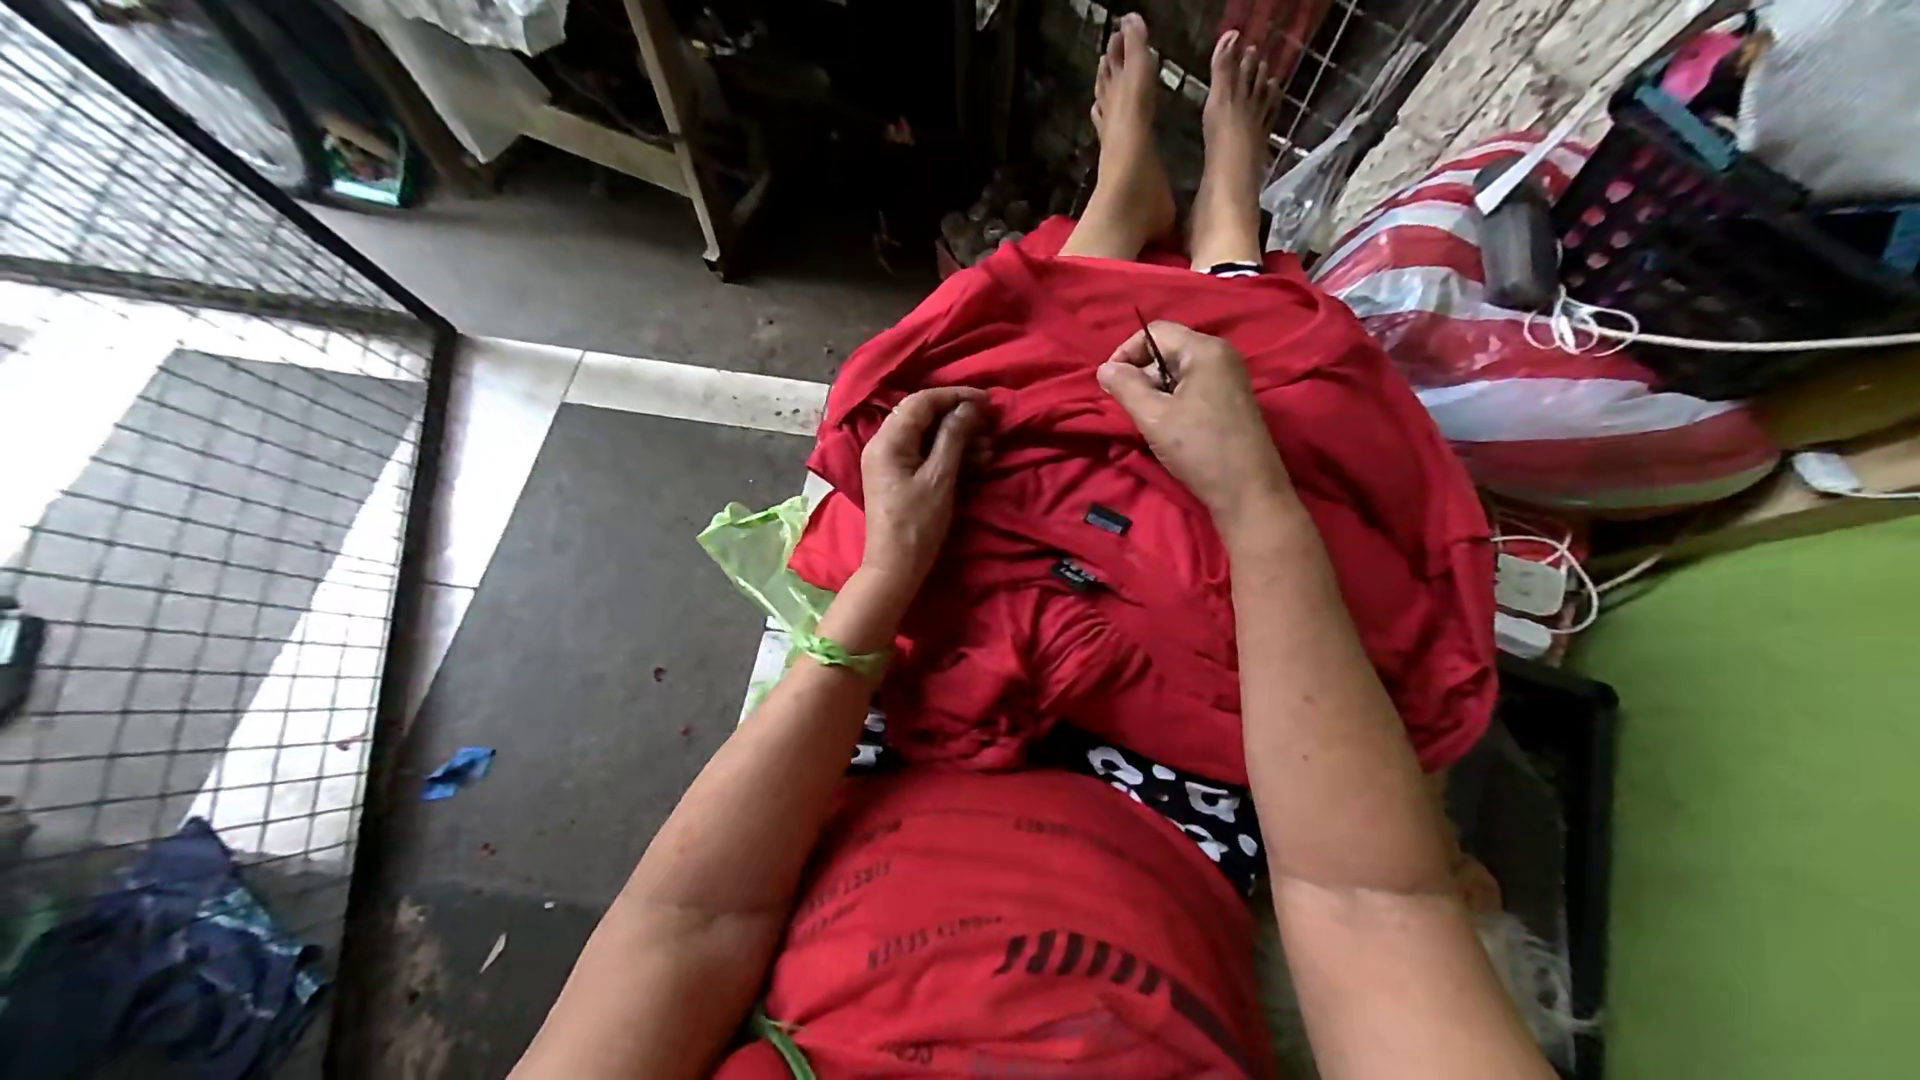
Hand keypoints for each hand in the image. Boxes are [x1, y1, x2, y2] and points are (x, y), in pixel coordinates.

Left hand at [858, 386, 990, 600]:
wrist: (895, 567)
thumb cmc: (918, 524)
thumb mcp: (940, 478)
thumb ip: (954, 437)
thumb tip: (969, 407)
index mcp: (887, 441)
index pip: (922, 401)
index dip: (956, 396)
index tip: (988, 401)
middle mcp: (882, 444)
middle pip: (923, 416)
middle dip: (959, 418)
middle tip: (990, 429)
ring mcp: (888, 461)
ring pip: (926, 435)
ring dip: (958, 437)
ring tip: (988, 450)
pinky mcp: (897, 476)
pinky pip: (924, 453)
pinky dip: (948, 454)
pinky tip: (975, 462)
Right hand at [1097, 321, 1294, 533]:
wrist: (1247, 490)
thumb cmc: (1199, 449)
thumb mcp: (1154, 417)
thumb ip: (1126, 387)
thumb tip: (1104, 369)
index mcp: (1205, 350)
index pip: (1155, 332)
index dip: (1126, 352)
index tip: (1110, 383)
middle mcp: (1221, 355)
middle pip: (1168, 348)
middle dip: (1141, 372)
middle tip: (1127, 404)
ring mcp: (1229, 377)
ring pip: (1179, 369)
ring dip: (1155, 388)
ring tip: (1146, 417)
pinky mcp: (1231, 398)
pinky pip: (1193, 385)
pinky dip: (1173, 398)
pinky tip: (1168, 424)